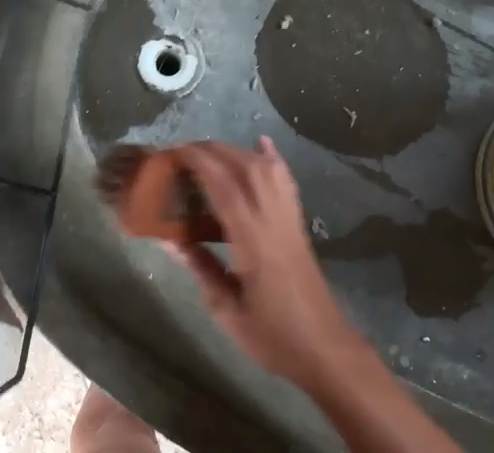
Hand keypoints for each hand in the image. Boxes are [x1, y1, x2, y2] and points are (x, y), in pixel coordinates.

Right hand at [169, 138, 362, 392]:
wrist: (325, 350)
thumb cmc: (273, 336)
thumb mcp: (226, 309)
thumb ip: (199, 267)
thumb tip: (168, 237)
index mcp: (251, 238)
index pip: (222, 183)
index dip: (196, 161)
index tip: (170, 153)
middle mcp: (272, 218)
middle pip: (242, 166)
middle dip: (209, 150)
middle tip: (179, 154)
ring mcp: (289, 218)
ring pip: (264, 167)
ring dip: (233, 151)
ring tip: (206, 153)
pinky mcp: (299, 224)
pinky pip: (286, 181)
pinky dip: (272, 158)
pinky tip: (261, 143)